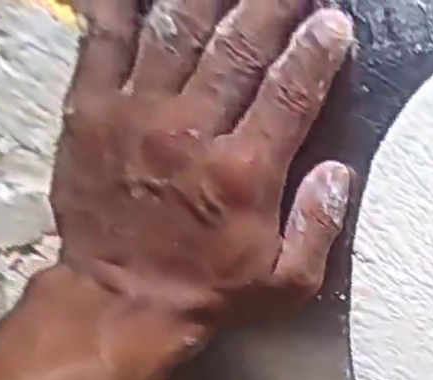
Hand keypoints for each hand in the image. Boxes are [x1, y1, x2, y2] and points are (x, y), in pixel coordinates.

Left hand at [54, 0, 356, 338]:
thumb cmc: (217, 292)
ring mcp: (135, 111)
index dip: (315, 54)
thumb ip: (317, 226)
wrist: (125, 297)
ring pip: (176, 24)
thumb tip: (340, 173)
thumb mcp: (289, 282)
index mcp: (245, 174)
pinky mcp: (91, 105)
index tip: (336, 24)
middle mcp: (191, 129)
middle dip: (271, 5)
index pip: (289, 95)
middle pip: (237, 46)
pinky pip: (106, 32)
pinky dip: (127, 1)